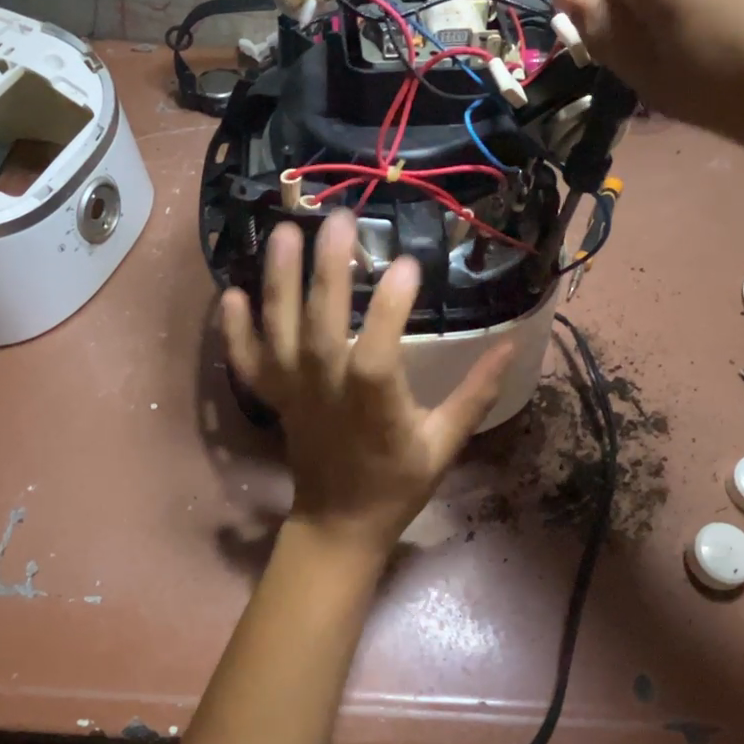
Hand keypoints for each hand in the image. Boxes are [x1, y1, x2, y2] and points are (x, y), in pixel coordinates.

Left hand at [220, 210, 512, 555]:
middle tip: (340, 219)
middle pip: (320, 325)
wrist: (339, 524)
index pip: (378, 348)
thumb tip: (513, 344)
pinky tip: (231, 293)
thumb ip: (476, 393)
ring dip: (279, 281)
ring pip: (279, 331)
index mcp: (373, 404)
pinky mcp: (273, 398)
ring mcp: (293, 392)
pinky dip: (235, 330)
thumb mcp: (445, 442)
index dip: (389, 306)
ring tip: (285, 232)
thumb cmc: (397, 483)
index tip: (407, 263)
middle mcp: (327, 390)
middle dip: (328, 269)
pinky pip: (247, 362)